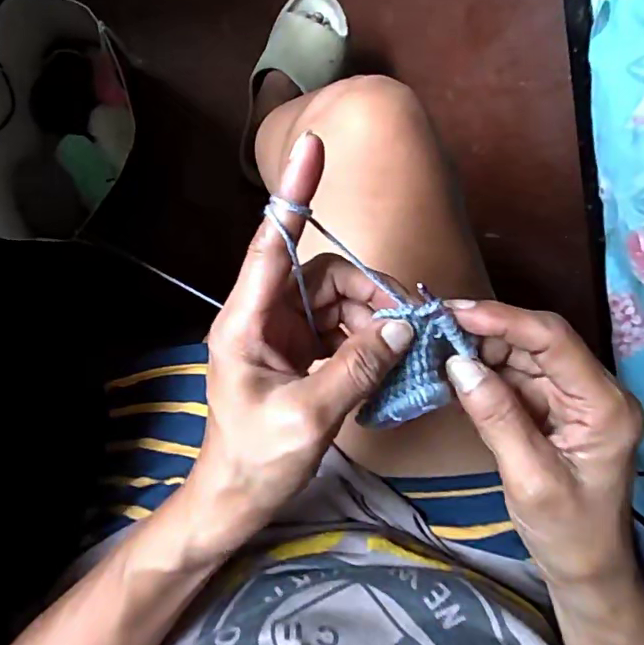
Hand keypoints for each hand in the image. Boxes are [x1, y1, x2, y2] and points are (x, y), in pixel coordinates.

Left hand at [187, 132, 414, 547]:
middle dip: (367, 289)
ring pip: (333, 300)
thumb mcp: (310, 416)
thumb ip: (357, 366)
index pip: (273, 242)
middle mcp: (259, 316)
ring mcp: (277, 333)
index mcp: (244, 321)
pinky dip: (362, 336)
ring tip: (400, 347)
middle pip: (320, 274)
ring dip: (370, 316)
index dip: (295, 193)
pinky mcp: (293, 351)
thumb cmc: (256, 460)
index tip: (313, 147)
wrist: (233, 497)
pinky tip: (382, 359)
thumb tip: (402, 324)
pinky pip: (335, 326)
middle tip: (410, 318)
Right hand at [441, 301, 643, 589]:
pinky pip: (511, 375)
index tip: (454, 311)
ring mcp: (570, 398)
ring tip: (434, 343)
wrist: (588, 571)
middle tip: (433, 324)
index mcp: (604, 405)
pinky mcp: (549, 408)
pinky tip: (451, 367)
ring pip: (520, 353)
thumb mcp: (530, 479)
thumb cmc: (570, 533)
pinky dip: (480, 368)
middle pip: (537, 340)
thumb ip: (497, 418)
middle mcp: (592, 391)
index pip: (554, 340)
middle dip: (484, 328)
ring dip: (478, 346)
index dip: (503, 319)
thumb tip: (457, 364)